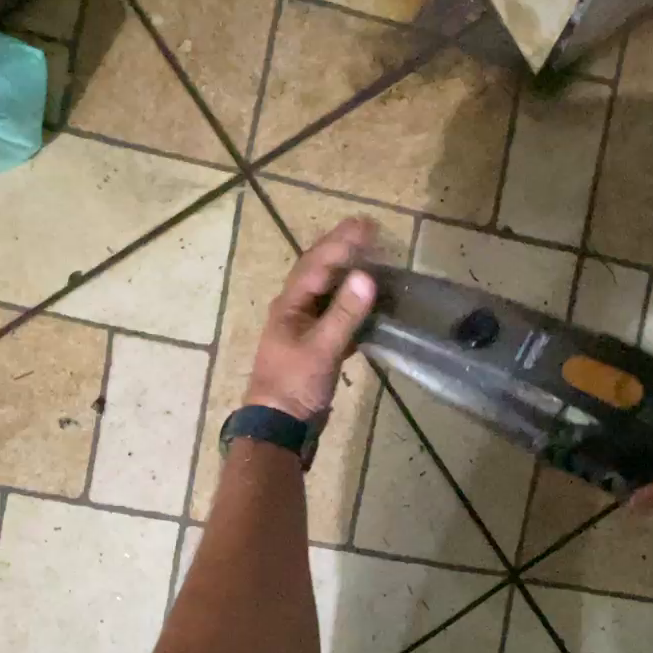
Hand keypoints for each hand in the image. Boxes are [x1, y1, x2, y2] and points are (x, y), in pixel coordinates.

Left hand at [244, 217, 378, 420]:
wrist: (279, 427)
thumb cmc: (294, 386)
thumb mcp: (321, 349)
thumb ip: (345, 314)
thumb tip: (366, 276)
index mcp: (290, 305)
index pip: (317, 263)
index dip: (342, 242)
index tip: (367, 225)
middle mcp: (295, 311)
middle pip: (320, 272)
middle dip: (343, 250)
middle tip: (370, 232)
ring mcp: (304, 330)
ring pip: (328, 295)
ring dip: (349, 276)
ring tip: (373, 261)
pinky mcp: (316, 349)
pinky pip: (337, 318)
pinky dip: (353, 307)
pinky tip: (370, 306)